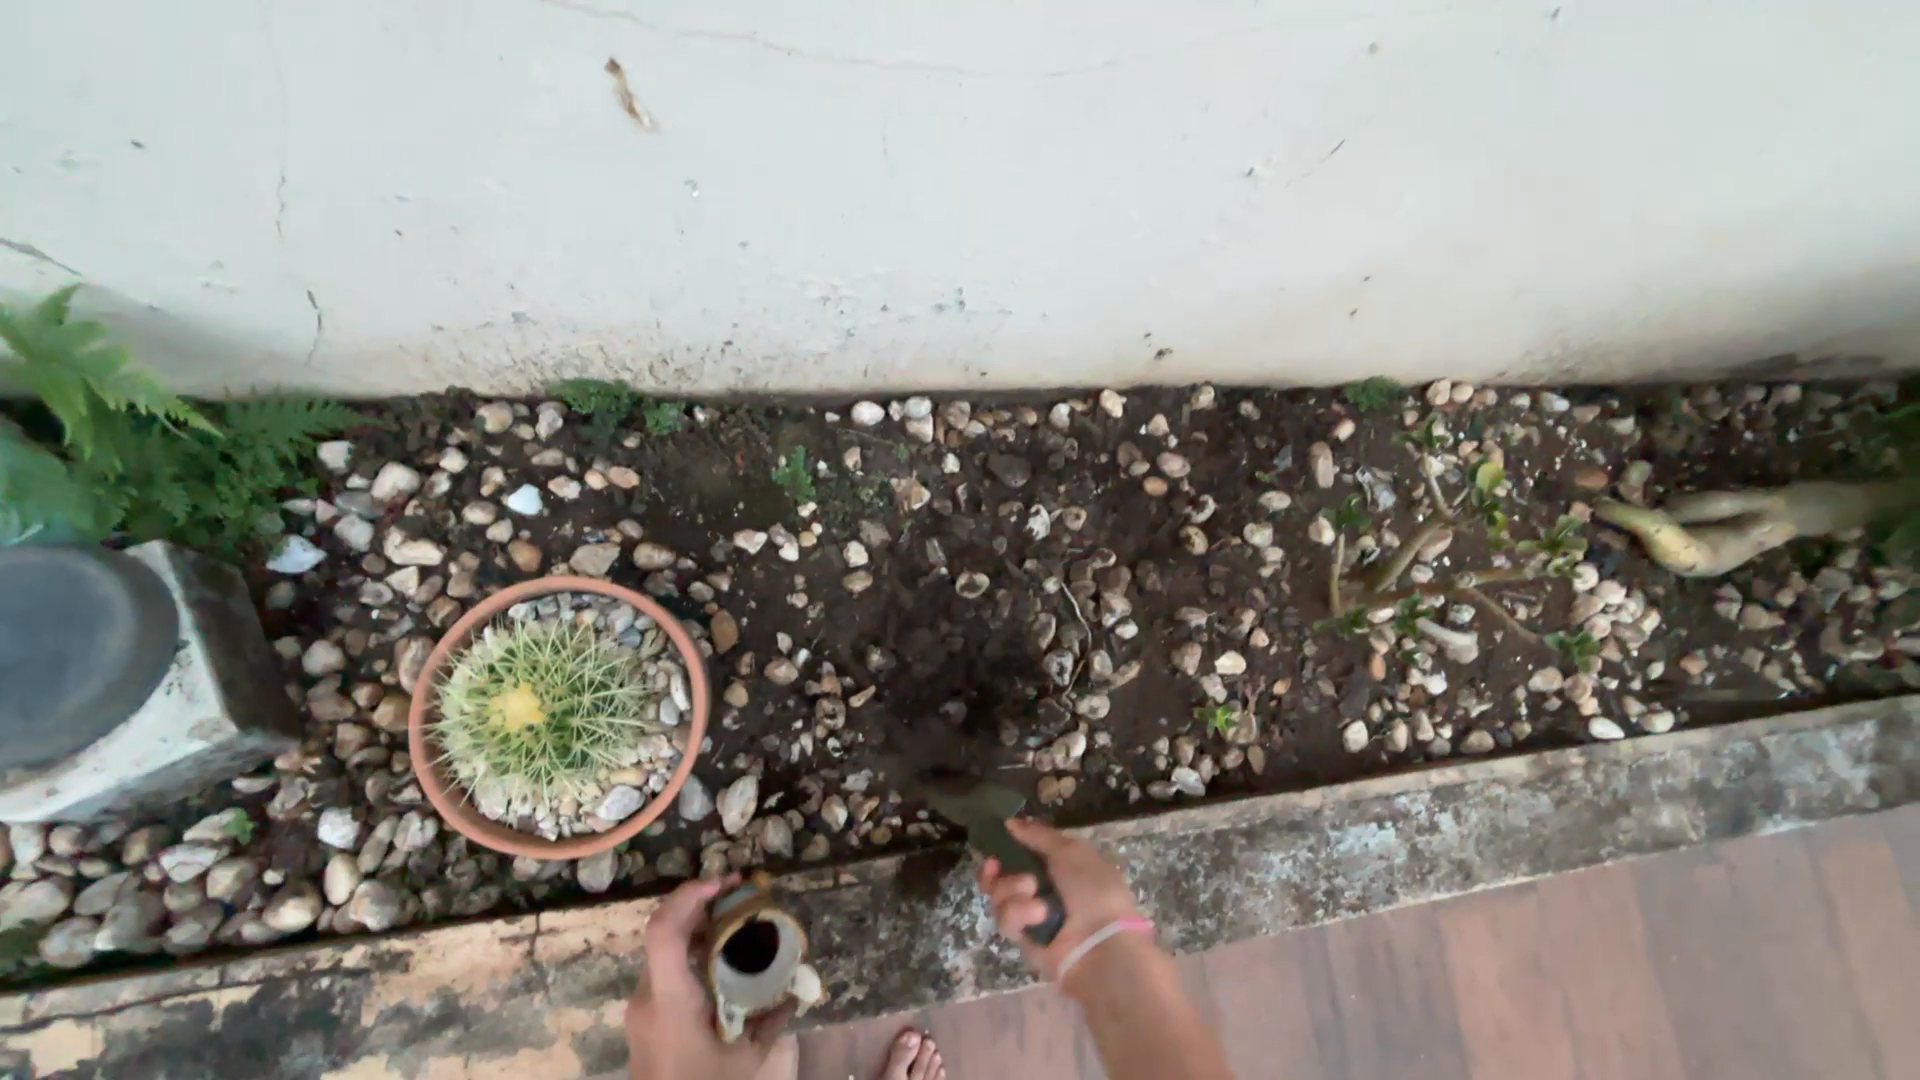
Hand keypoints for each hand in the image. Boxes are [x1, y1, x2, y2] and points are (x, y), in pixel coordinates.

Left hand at [625, 876, 793, 1079]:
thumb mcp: (746, 1060)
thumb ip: (772, 1020)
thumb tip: (796, 990)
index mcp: (670, 1000)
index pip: (663, 932)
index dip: (688, 897)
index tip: (723, 884)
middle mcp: (647, 995)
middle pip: (665, 930)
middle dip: (701, 902)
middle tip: (740, 891)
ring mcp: (641, 1005)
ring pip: (665, 946)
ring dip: (696, 924)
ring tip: (735, 917)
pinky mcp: (645, 1015)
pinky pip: (666, 966)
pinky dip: (692, 949)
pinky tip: (721, 957)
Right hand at [976, 818, 1143, 989]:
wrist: (1101, 943)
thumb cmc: (1093, 888)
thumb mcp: (1070, 851)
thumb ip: (1038, 835)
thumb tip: (1011, 823)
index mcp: (1059, 865)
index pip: (1023, 852)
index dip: (1006, 845)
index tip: (997, 839)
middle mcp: (1042, 889)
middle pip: (1002, 875)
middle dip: (996, 870)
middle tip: (994, 866)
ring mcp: (1031, 914)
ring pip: (1000, 895)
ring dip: (1011, 889)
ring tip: (1031, 891)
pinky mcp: (1024, 939)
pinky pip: (1007, 919)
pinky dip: (1019, 913)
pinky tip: (1037, 915)